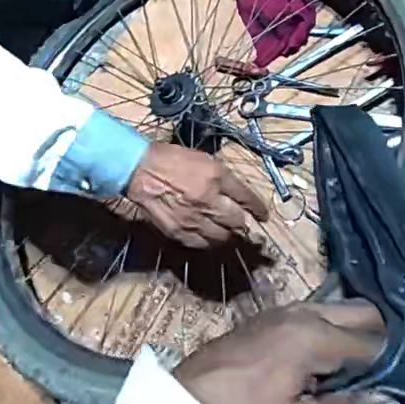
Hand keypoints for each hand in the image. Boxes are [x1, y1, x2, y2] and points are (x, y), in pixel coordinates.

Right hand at [124, 144, 267, 247]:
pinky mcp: (180, 232)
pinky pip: (203, 244)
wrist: (140, 171)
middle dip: (244, 223)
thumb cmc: (172, 160)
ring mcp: (194, 219)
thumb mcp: (204, 159)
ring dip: (229, 234)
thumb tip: (238, 195)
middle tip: (244, 223)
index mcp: (216, 177)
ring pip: (223, 237)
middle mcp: (209, 200)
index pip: (246, 198)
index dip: (258, 208)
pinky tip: (210, 236)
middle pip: (238, 221)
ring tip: (228, 231)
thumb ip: (223, 178)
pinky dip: (210, 242)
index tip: (264, 215)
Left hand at [176, 301, 404, 403]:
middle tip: (397, 378)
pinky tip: (333, 364)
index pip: (376, 342)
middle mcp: (301, 312)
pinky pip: (314, 316)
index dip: (401, 366)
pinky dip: (332, 333)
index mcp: (314, 334)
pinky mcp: (265, 322)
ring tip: (369, 374)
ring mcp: (280, 313)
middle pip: (360, 312)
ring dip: (356, 334)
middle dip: (383, 339)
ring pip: (336, 310)